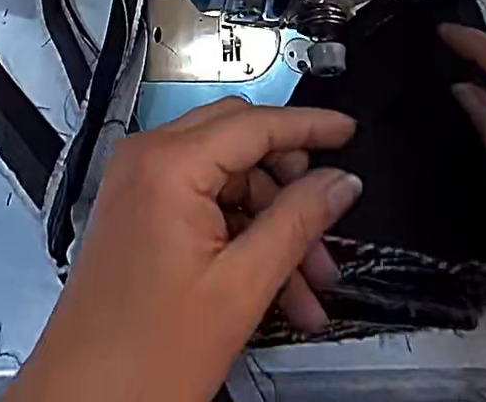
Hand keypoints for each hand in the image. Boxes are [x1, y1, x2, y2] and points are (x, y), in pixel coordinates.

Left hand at [5, 98, 361, 401]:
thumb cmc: (140, 362)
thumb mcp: (240, 287)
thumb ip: (298, 221)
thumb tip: (339, 181)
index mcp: (169, 164)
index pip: (257, 123)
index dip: (311, 126)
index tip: (345, 131)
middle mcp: (148, 158)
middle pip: (243, 141)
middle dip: (290, 181)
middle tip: (326, 217)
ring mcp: (141, 181)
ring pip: (229, 174)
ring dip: (271, 217)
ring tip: (306, 277)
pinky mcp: (140, 206)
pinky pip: (206, 197)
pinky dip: (242, 229)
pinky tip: (274, 279)